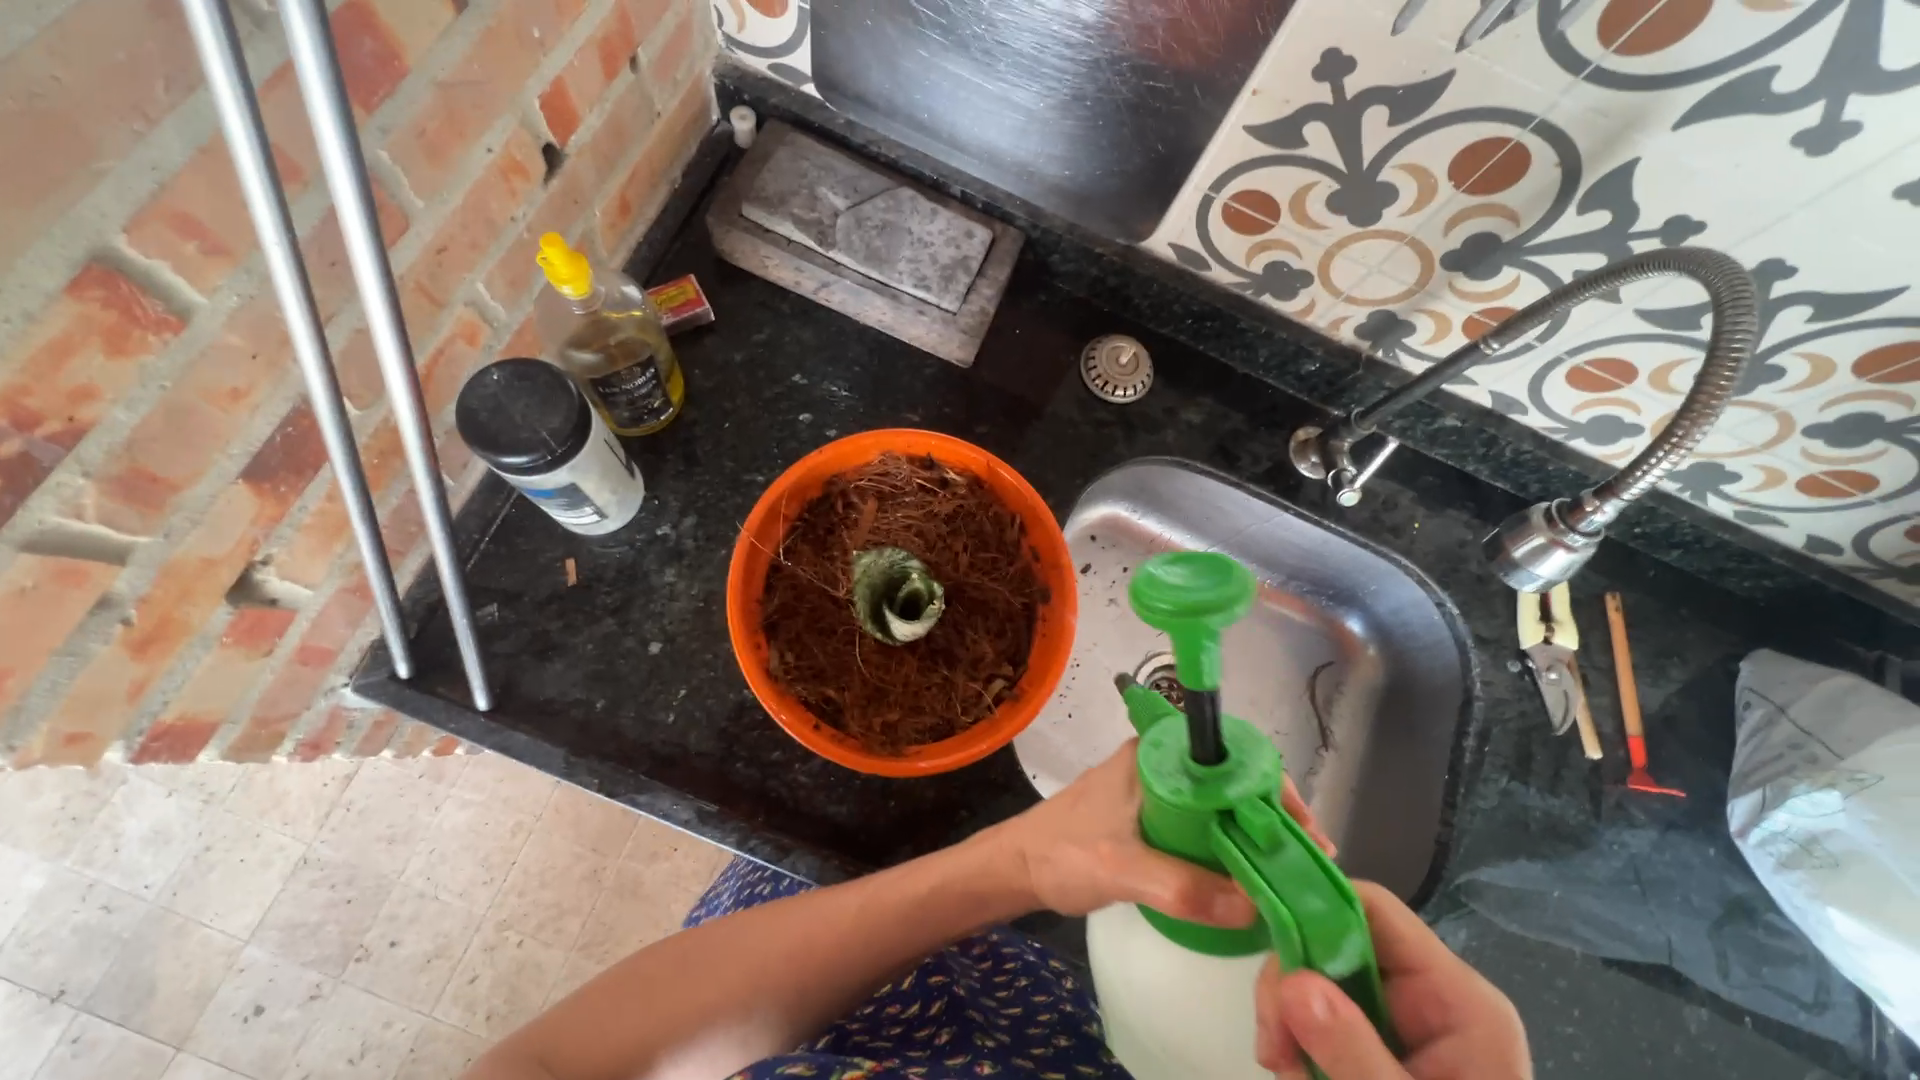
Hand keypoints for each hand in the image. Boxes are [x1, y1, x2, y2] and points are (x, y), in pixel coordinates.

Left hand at [985, 740, 1331, 927]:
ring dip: (1252, 833)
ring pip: (1219, 804)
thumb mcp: (1122, 870)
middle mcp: (1160, 764)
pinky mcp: (1150, 817)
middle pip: (1231, 780)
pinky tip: (1247, 877)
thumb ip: (1182, 887)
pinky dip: (1228, 846)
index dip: (1273, 788)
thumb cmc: (1062, 855)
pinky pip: (1203, 825)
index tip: (1304, 829)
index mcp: (1154, 755)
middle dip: (1271, 814)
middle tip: (1308, 859)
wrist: (1016, 868)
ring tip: (1288, 872)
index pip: (1229, 756)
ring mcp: (1155, 790)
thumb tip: (1255, 905)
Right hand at [1254, 881, 1529, 1079]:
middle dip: (1291, 988)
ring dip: (1289, 1024)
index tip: (1265, 951)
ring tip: (1286, 1072)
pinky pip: (1323, 1022)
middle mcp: (1429, 995)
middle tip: (1272, 1048)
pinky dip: (1300, 1046)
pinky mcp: (1381, 1048)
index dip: (1313, 909)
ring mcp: (1404, 1022)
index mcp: (1456, 997)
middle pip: (1334, 945)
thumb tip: (1291, 979)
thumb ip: (1351, 1050)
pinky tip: (1300, 1077)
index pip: (1374, 910)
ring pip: (1319, 984)